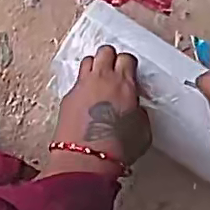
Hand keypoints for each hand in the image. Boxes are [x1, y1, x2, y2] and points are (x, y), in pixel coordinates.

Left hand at [45, 45, 149, 177]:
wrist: (86, 159)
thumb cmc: (116, 148)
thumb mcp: (142, 129)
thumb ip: (138, 111)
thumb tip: (133, 108)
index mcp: (124, 83)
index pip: (127, 58)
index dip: (128, 64)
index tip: (129, 72)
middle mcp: (102, 79)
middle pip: (105, 51)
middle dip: (110, 58)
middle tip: (113, 71)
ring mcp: (82, 86)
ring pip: (88, 61)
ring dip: (94, 66)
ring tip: (98, 81)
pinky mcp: (67, 97)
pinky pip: (76, 82)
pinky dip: (82, 86)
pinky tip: (86, 100)